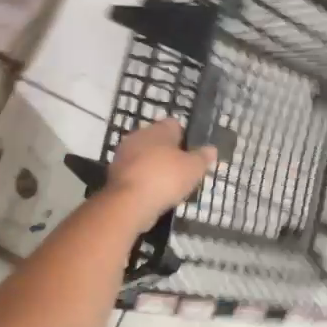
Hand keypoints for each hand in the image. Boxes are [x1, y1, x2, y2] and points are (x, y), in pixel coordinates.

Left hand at [103, 119, 217, 224]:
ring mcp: (123, 155)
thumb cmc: (165, 178)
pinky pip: (135, 173)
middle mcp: (138, 136)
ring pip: (145, 157)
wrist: (129, 202)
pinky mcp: (115, 174)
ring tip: (169, 185)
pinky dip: (144, 180)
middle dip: (168, 153)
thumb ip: (203, 157)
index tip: (193, 154)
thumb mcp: (193, 168)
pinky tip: (153, 194)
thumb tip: (211, 149)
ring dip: (154, 167)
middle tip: (182, 170)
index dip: (185, 137)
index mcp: (158, 129)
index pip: (174, 124)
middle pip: (158, 140)